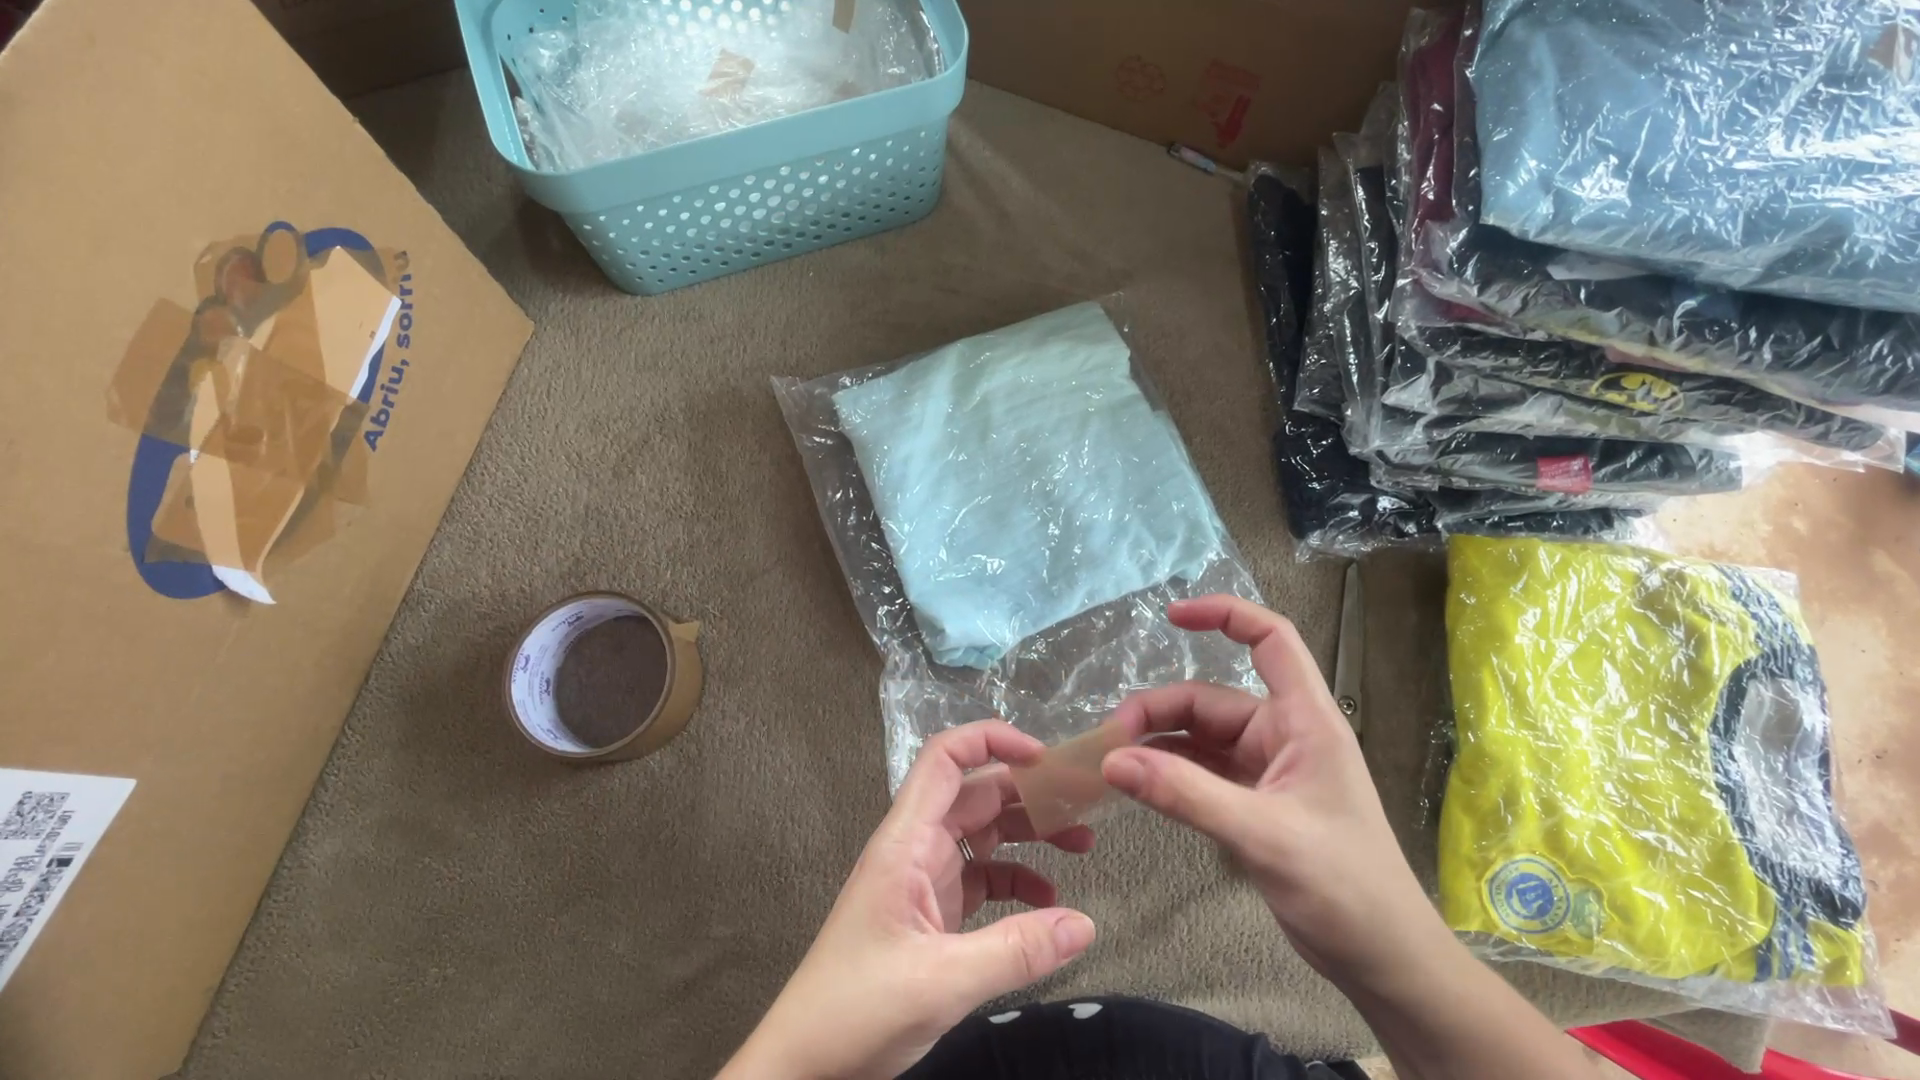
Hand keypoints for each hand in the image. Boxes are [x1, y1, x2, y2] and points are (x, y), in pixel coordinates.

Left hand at [721, 721, 1097, 1079]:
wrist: (805, 1063)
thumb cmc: (857, 1009)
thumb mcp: (942, 982)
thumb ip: (1015, 950)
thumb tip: (1085, 923)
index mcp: (905, 843)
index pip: (944, 760)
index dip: (990, 741)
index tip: (1044, 758)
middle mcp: (914, 849)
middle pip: (975, 795)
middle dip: (1029, 793)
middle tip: (1084, 805)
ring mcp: (922, 880)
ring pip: (982, 835)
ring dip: (1028, 834)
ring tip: (1081, 844)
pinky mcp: (931, 914)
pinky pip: (981, 879)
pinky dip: (1016, 881)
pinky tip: (1047, 901)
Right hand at [1100, 594, 1452, 994]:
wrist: (1383, 959)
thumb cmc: (1344, 887)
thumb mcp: (1263, 835)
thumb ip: (1186, 795)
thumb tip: (1113, 760)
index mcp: (1305, 721)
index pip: (1271, 641)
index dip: (1225, 616)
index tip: (1170, 617)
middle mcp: (1285, 736)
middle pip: (1212, 699)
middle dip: (1160, 709)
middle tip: (1111, 738)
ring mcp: (1268, 771)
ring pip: (1201, 738)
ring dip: (1158, 743)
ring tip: (1112, 761)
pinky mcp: (1254, 804)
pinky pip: (1201, 773)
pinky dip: (1168, 773)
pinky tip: (1136, 784)